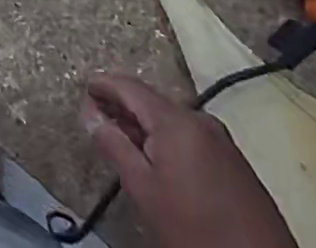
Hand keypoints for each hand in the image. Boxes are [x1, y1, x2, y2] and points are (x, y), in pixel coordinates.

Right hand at [82, 73, 296, 247]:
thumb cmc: (194, 230)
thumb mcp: (144, 190)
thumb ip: (115, 146)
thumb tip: (90, 114)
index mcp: (176, 121)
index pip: (131, 88)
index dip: (105, 84)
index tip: (84, 87)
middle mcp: (199, 118)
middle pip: (151, 100)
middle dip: (121, 103)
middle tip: (94, 111)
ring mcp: (219, 137)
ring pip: (170, 117)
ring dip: (142, 120)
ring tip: (117, 132)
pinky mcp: (231, 158)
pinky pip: (188, 133)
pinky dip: (163, 135)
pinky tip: (152, 153)